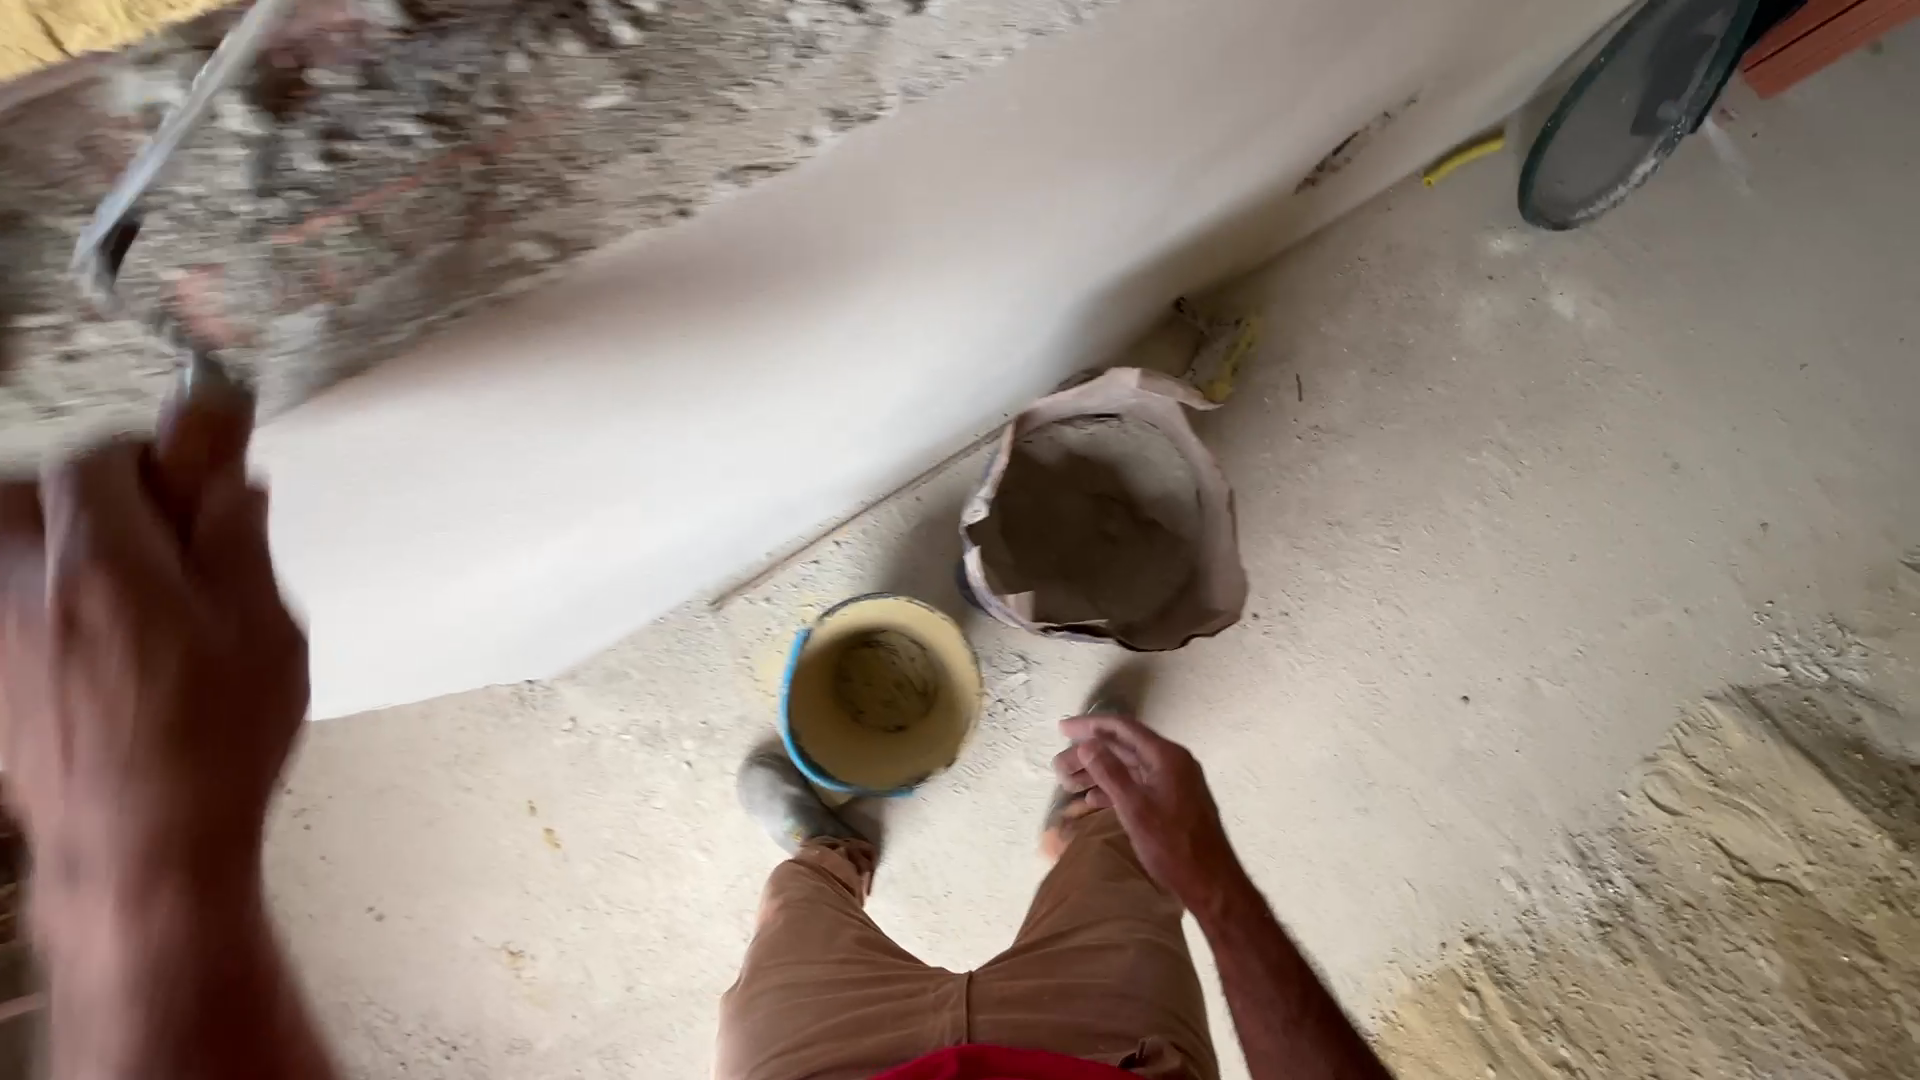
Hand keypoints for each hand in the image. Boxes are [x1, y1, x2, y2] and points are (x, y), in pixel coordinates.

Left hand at [0, 425, 306, 904]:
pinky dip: (39, 580)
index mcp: (106, 570)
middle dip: (89, 487)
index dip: (148, 450)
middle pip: (19, 490)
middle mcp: (20, 588)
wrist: (144, 836)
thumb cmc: (225, 729)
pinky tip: (99, 622)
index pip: (93, 462)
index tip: (195, 462)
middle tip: (159, 520)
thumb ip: (238, 546)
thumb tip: (230, 481)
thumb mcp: (267, 631)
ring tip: (123, 568)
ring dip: (52, 529)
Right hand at [1053, 713, 1244, 911]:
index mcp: (1166, 756)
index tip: (1062, 730)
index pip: (1122, 728)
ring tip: (1067, 783)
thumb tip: (1087, 745)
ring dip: (1097, 772)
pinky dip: (1113, 787)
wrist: (1212, 884)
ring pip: (1128, 767)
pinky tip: (1092, 798)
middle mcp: (1171, 762)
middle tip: (1058, 767)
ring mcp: (1173, 782)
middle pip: (1123, 747)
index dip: (1090, 726)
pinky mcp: (1172, 801)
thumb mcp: (1134, 808)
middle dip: (1088, 754)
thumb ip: (1109, 772)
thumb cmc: (1173, 846)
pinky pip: (1137, 784)